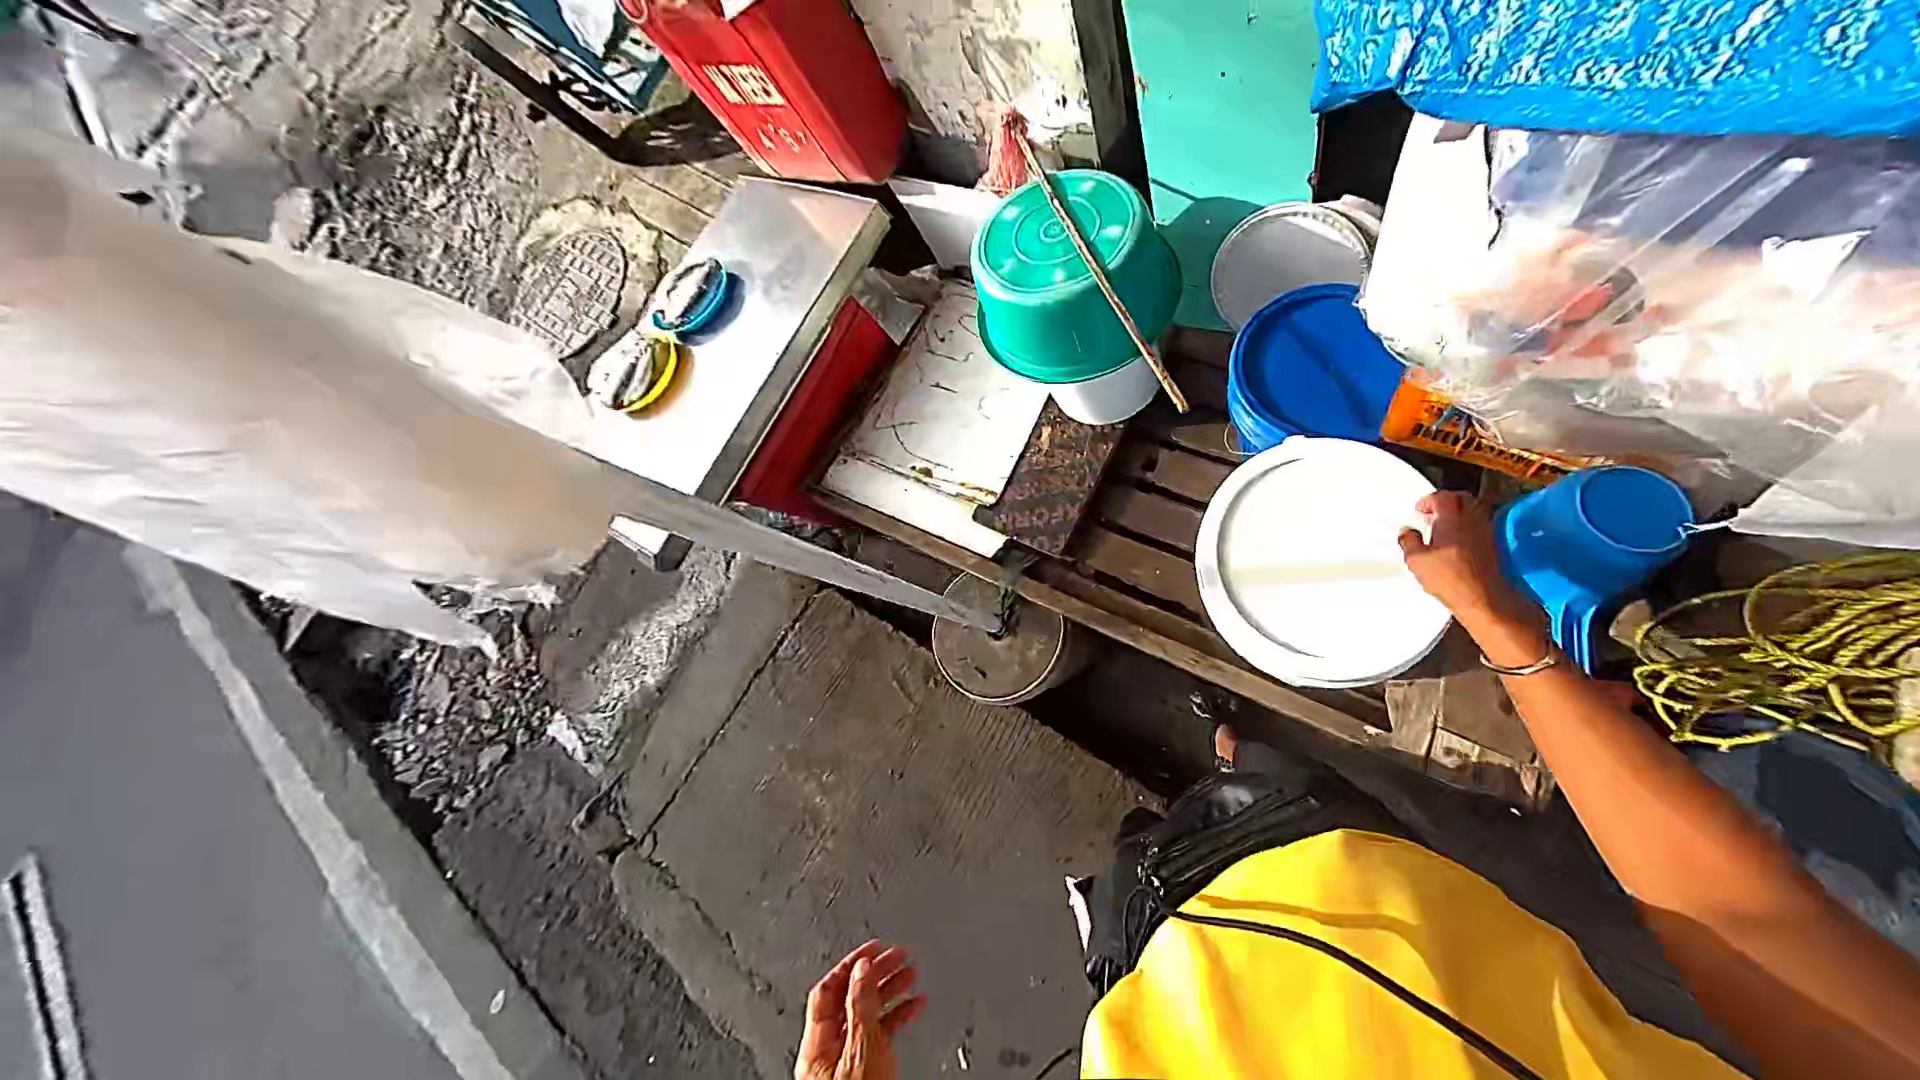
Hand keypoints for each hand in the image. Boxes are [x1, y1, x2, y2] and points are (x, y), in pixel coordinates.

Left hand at [795, 940, 924, 1079]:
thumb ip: (862, 1006)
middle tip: (898, 955)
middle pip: (850, 999)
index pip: (829, 989)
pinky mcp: (865, 1074)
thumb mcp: (861, 1050)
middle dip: (876, 973)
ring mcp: (846, 1064)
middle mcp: (828, 1053)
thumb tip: (862, 966)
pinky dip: (897, 1017)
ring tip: (911, 974)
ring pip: (868, 1015)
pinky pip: (880, 1036)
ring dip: (890, 991)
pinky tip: (913, 1006)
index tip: (875, 946)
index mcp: (817, 1045)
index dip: (852, 963)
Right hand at [1397, 492, 1528, 624]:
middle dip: (1445, 501)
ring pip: (1474, 510)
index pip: (1442, 497)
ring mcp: (1486, 532)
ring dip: (1458, 513)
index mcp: (1451, 520)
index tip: (1420, 509)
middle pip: (1462, 498)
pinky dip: (1467, 525)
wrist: (1483, 598)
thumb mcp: (1415, 561)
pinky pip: (1480, 524)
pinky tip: (1456, 539)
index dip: (1428, 500)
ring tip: (1443, 525)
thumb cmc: (1450, 578)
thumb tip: (1407, 533)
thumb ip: (1408, 542)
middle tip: (1432, 513)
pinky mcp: (1493, 545)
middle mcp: (1472, 521)